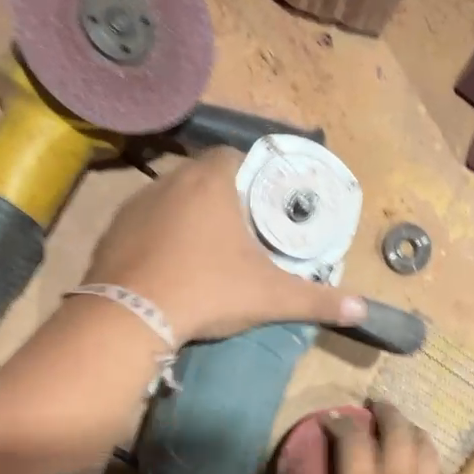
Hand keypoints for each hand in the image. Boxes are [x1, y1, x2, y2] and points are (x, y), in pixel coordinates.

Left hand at [88, 147, 367, 341]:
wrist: (130, 317)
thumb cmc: (208, 291)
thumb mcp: (271, 297)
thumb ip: (318, 300)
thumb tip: (362, 310)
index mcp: (213, 181)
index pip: (238, 157)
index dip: (255, 178)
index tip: (266, 207)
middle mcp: (172, 180)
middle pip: (205, 177)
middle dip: (224, 200)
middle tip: (243, 234)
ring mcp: (136, 203)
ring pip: (173, 200)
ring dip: (190, 219)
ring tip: (207, 253)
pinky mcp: (112, 230)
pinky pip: (145, 225)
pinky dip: (161, 239)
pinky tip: (170, 268)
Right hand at [274, 402, 471, 473]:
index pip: (353, 442)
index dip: (340, 423)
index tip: (330, 419)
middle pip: (398, 432)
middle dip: (387, 412)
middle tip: (375, 405)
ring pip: (425, 448)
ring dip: (413, 430)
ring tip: (404, 426)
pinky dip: (433, 463)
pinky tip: (428, 466)